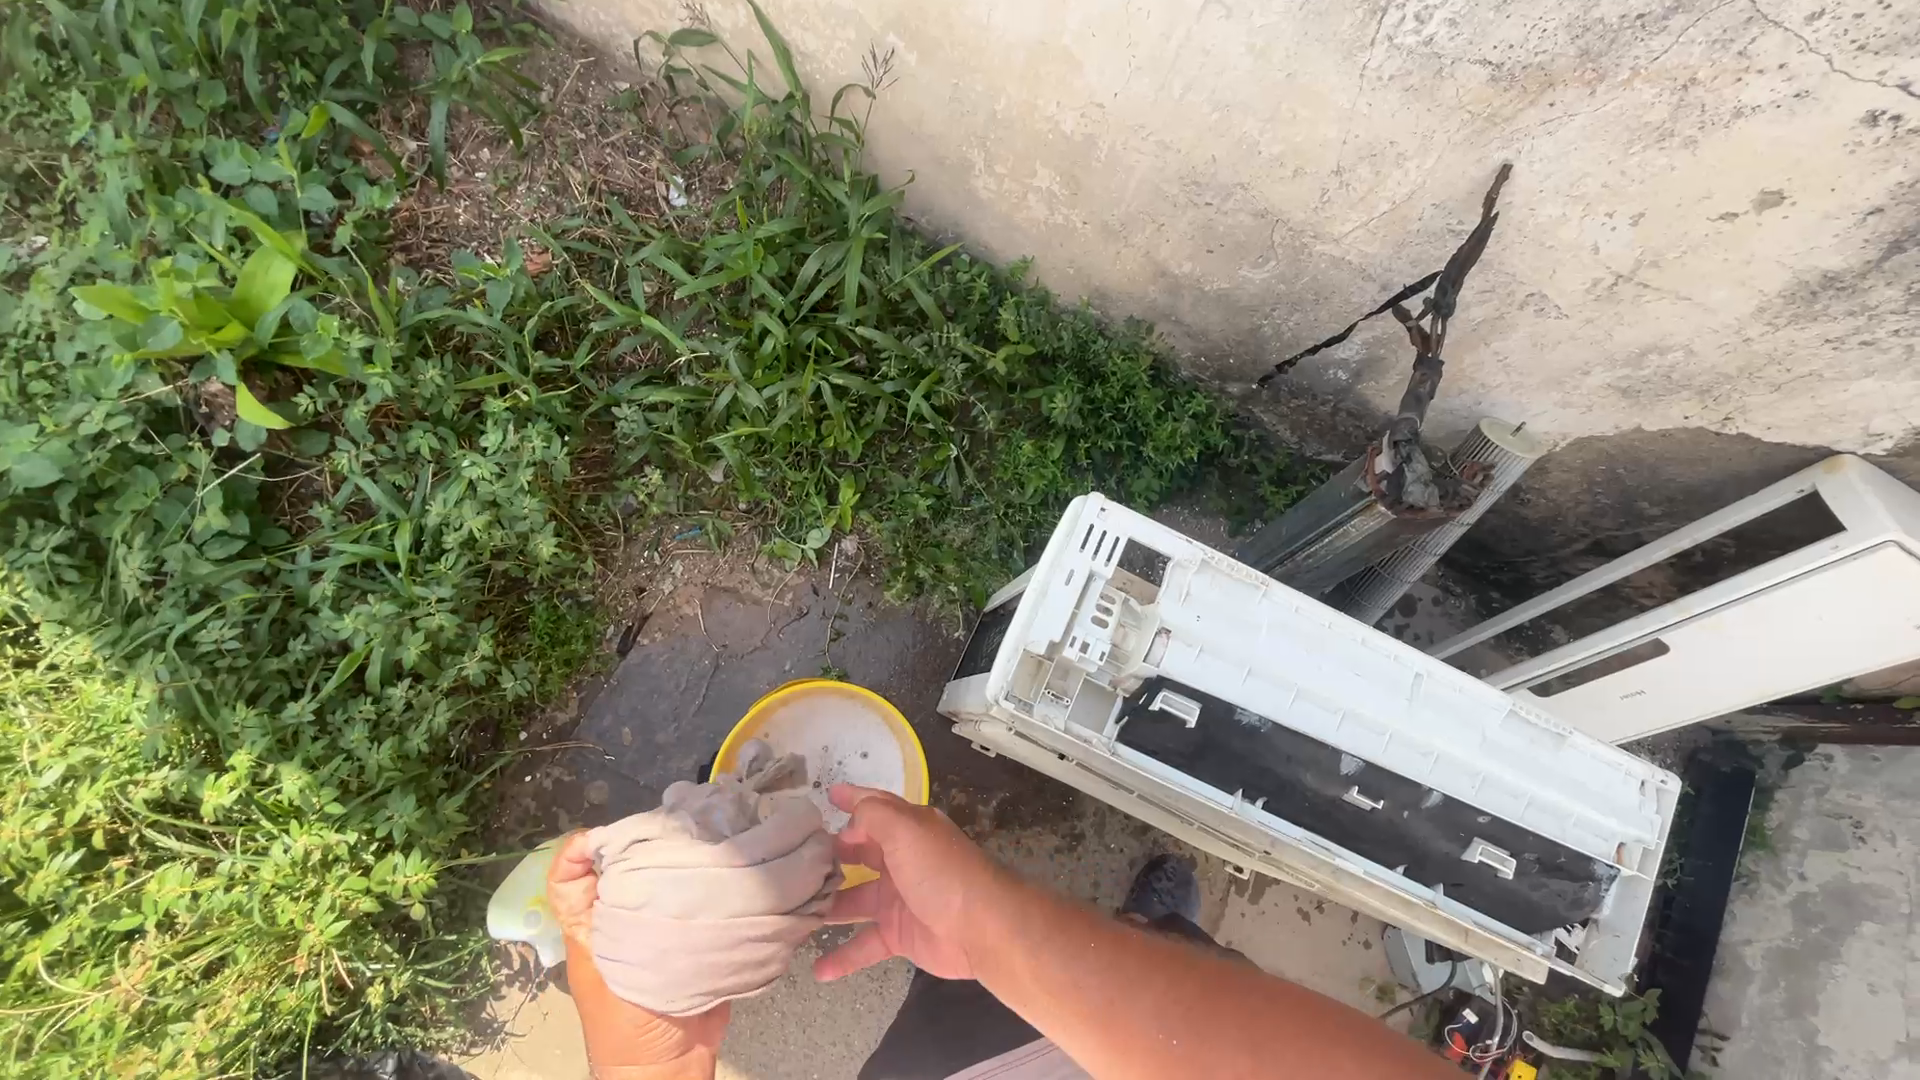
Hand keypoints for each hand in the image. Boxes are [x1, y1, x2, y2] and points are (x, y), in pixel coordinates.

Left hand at [546, 831, 729, 1077]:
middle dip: (648, 839)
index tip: (624, 830)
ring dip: (685, 854)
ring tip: (715, 831)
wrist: (672, 1066)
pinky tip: (732, 859)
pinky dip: (710, 877)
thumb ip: (601, 914)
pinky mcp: (693, 930)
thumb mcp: (605, 967)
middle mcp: (621, 916)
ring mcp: (658, 922)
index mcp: (590, 924)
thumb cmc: (628, 1022)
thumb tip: (603, 849)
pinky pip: (697, 893)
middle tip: (685, 819)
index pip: (571, 874)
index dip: (585, 847)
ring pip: (663, 873)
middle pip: (623, 864)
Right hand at [814, 784, 1008, 981]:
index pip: (874, 807)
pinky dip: (843, 956)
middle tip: (795, 859)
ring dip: (828, 905)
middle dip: (831, 854)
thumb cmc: (942, 871)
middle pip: (860, 853)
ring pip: (855, 899)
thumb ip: (873, 816)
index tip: (827, 795)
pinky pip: (864, 944)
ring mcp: (899, 898)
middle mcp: (902, 859)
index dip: (852, 799)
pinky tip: (817, 970)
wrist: (981, 927)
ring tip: (792, 909)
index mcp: (908, 828)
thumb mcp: (906, 829)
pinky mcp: (899, 935)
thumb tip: (848, 825)